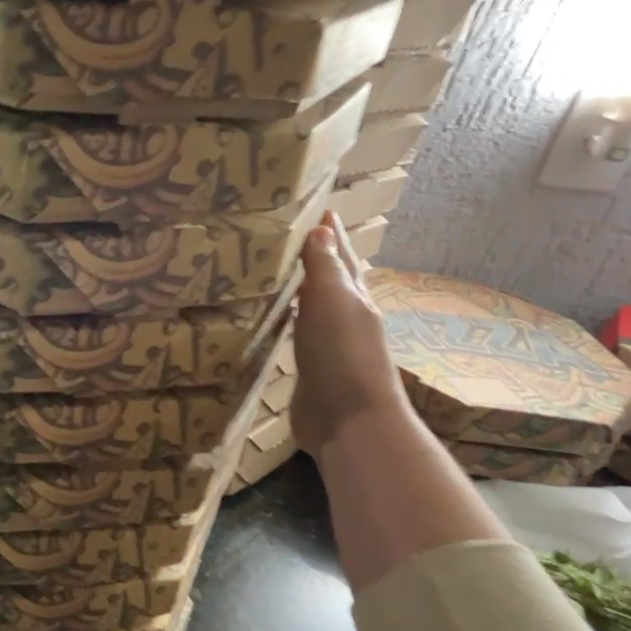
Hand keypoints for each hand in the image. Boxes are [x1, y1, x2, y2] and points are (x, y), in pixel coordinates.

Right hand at [289, 211, 409, 453]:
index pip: (343, 258)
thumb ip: (325, 267)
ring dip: (301, 291)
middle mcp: (345, 319)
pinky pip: (299, 335)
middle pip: (332, 281)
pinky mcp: (311, 371)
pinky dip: (290, 321)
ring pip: (315, 309)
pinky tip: (275, 320)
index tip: (322, 209)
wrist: (349, 421)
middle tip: (293, 236)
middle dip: (318, 259)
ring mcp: (329, 347)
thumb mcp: (333, 301)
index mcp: (355, 299)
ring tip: (278, 272)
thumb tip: (323, 228)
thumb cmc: (342, 355)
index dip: (333, 235)